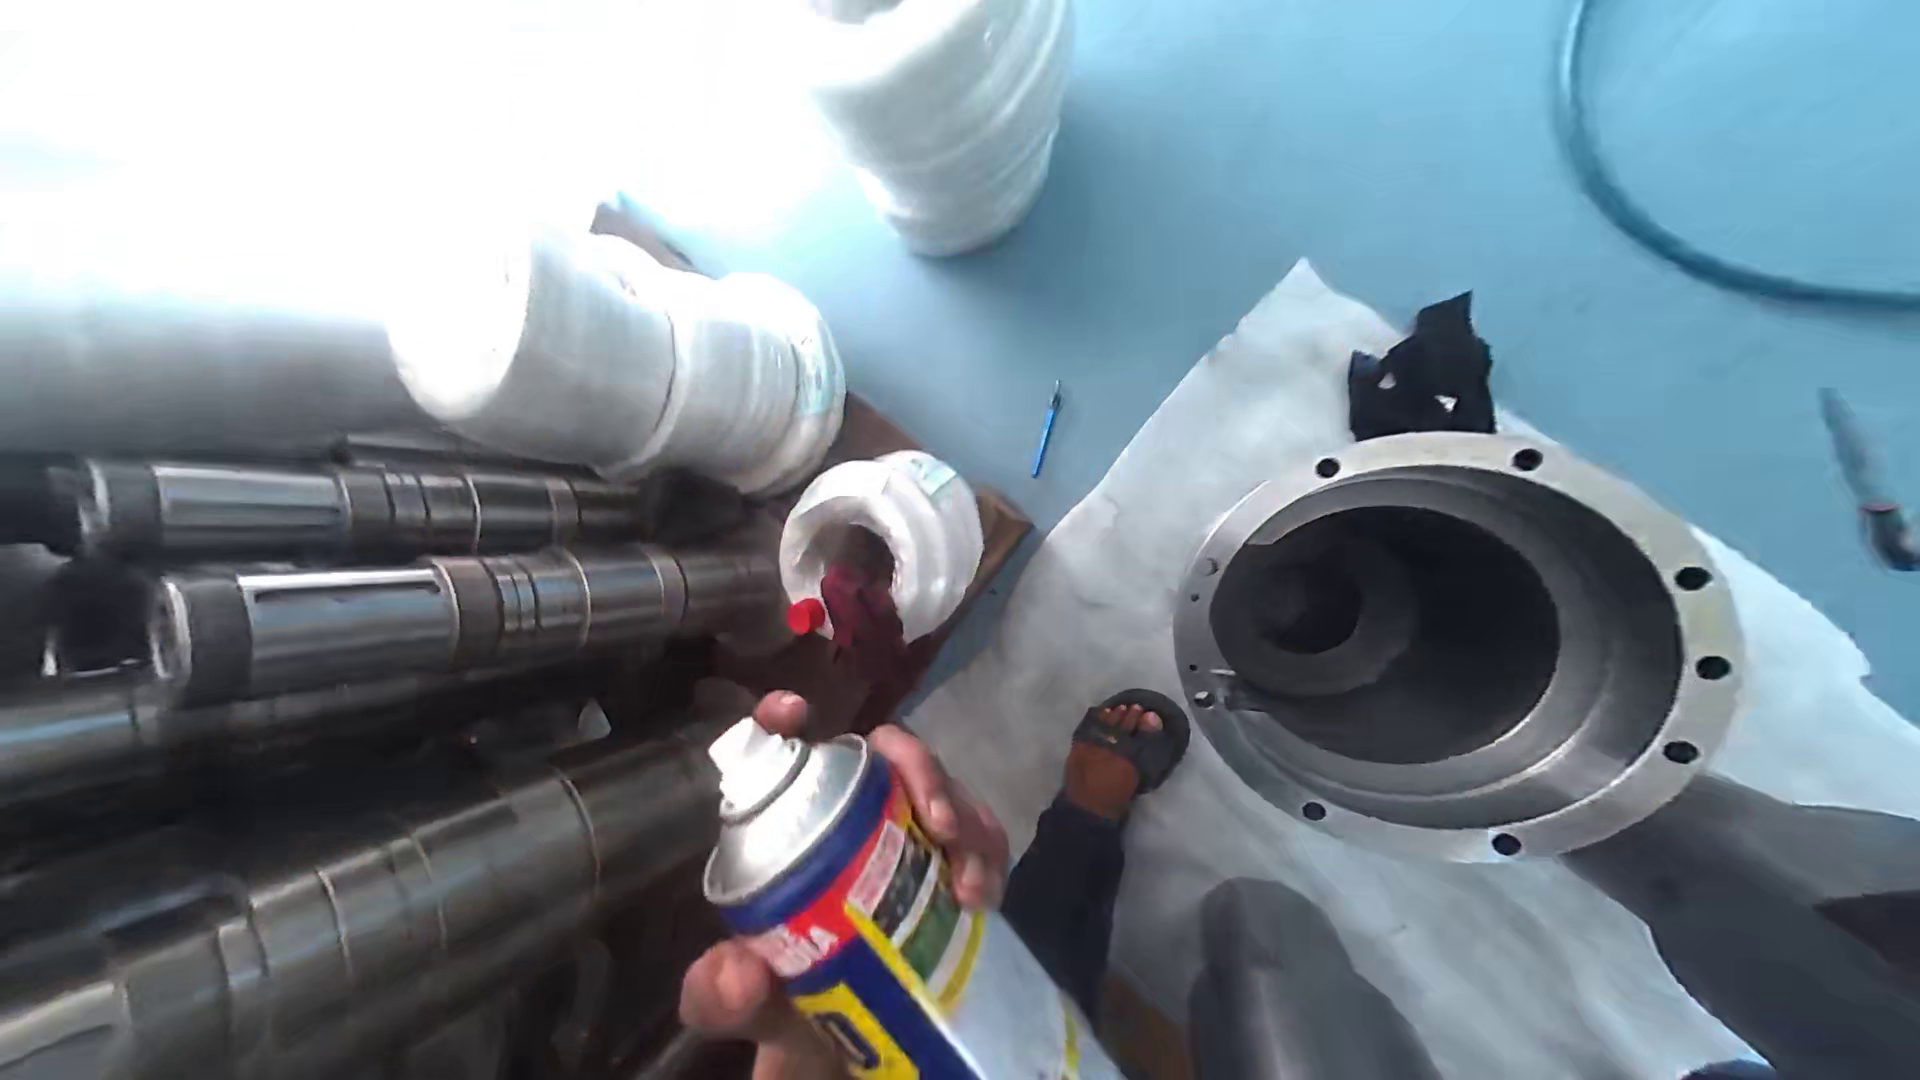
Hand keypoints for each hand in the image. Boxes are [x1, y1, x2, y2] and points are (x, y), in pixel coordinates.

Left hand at [680, 691, 1009, 1077]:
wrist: (861, 1042)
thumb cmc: (794, 1003)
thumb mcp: (751, 1006)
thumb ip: (723, 996)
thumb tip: (740, 970)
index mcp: (799, 827)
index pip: (787, 755)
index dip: (782, 721)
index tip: (790, 710)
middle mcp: (858, 811)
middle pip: (889, 755)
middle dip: (919, 769)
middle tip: (939, 820)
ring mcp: (912, 830)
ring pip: (943, 786)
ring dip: (966, 815)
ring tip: (970, 879)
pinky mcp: (954, 858)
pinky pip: (981, 832)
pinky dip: (989, 852)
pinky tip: (983, 894)